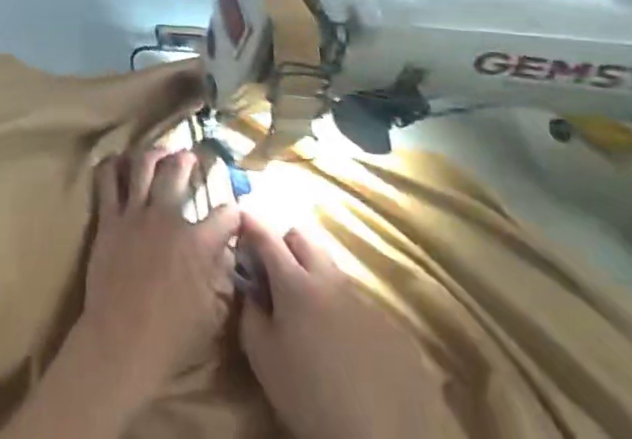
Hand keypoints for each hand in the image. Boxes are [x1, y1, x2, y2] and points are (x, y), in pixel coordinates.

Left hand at [80, 149, 240, 389]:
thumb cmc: (173, 335)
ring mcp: (135, 215)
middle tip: (191, 158)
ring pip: (143, 167)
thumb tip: (227, 254)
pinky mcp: (108, 219)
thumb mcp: (215, 312)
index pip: (225, 214)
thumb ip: (223, 276)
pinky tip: (117, 159)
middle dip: (188, 161)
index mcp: (199, 242)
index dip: (233, 212)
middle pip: (178, 173)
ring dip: (154, 153)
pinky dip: (113, 165)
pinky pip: (108, 181)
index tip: (233, 212)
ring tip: (160, 151)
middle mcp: (167, 217)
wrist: (122, 338)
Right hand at [238, 213, 459, 438]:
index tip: (240, 215)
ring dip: (314, 277)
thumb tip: (250, 287)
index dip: (250, 222)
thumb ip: (250, 310)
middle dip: (285, 242)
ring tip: (308, 312)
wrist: (378, 436)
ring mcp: (365, 300)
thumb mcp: (261, 355)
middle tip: (273, 268)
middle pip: (305, 238)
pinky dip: (341, 307)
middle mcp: (331, 281)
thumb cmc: (306, 393)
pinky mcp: (390, 325)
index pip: (267, 236)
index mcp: (295, 283)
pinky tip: (341, 341)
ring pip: (332, 269)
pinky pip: (357, 300)